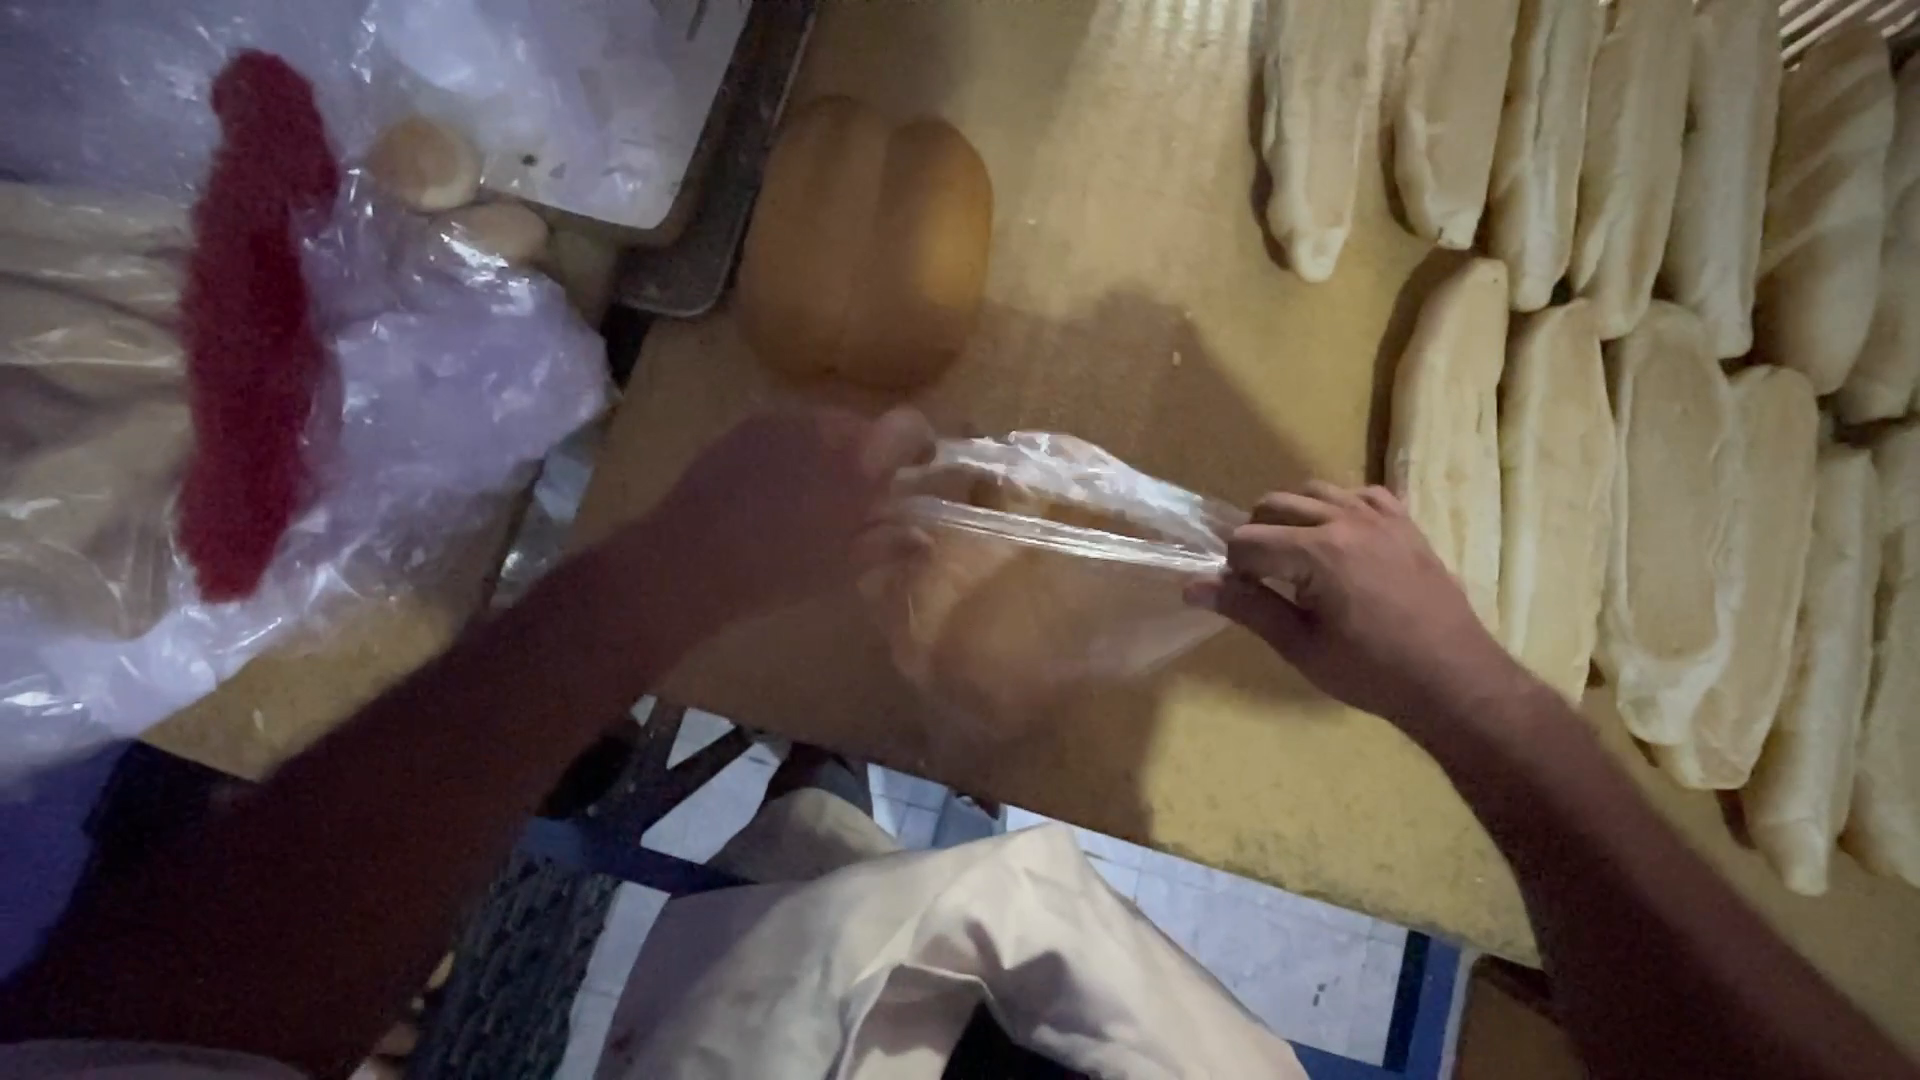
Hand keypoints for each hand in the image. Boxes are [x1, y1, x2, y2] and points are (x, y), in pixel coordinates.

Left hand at [646, 406, 934, 619]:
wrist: (691, 559)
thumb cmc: (778, 570)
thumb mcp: (843, 566)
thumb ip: (889, 543)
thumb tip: (922, 538)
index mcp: (858, 460)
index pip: (910, 425)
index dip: (921, 441)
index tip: (920, 465)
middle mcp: (824, 426)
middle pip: (866, 425)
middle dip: (874, 454)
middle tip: (864, 494)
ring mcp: (781, 421)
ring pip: (827, 425)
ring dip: (835, 450)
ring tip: (818, 492)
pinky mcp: (747, 426)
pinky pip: (790, 428)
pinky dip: (800, 449)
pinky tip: (780, 488)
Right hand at [1186, 481, 1537, 732]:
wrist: (1453, 681)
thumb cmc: (1370, 672)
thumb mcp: (1299, 645)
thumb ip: (1246, 607)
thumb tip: (1191, 587)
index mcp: (1316, 553)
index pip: (1245, 541)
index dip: (1236, 570)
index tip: (1252, 597)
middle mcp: (1345, 521)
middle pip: (1273, 504)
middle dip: (1257, 537)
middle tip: (1268, 580)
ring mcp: (1380, 517)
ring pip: (1313, 491)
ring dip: (1293, 518)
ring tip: (1300, 559)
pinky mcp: (1405, 523)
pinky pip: (1359, 494)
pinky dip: (1339, 509)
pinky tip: (1340, 542)